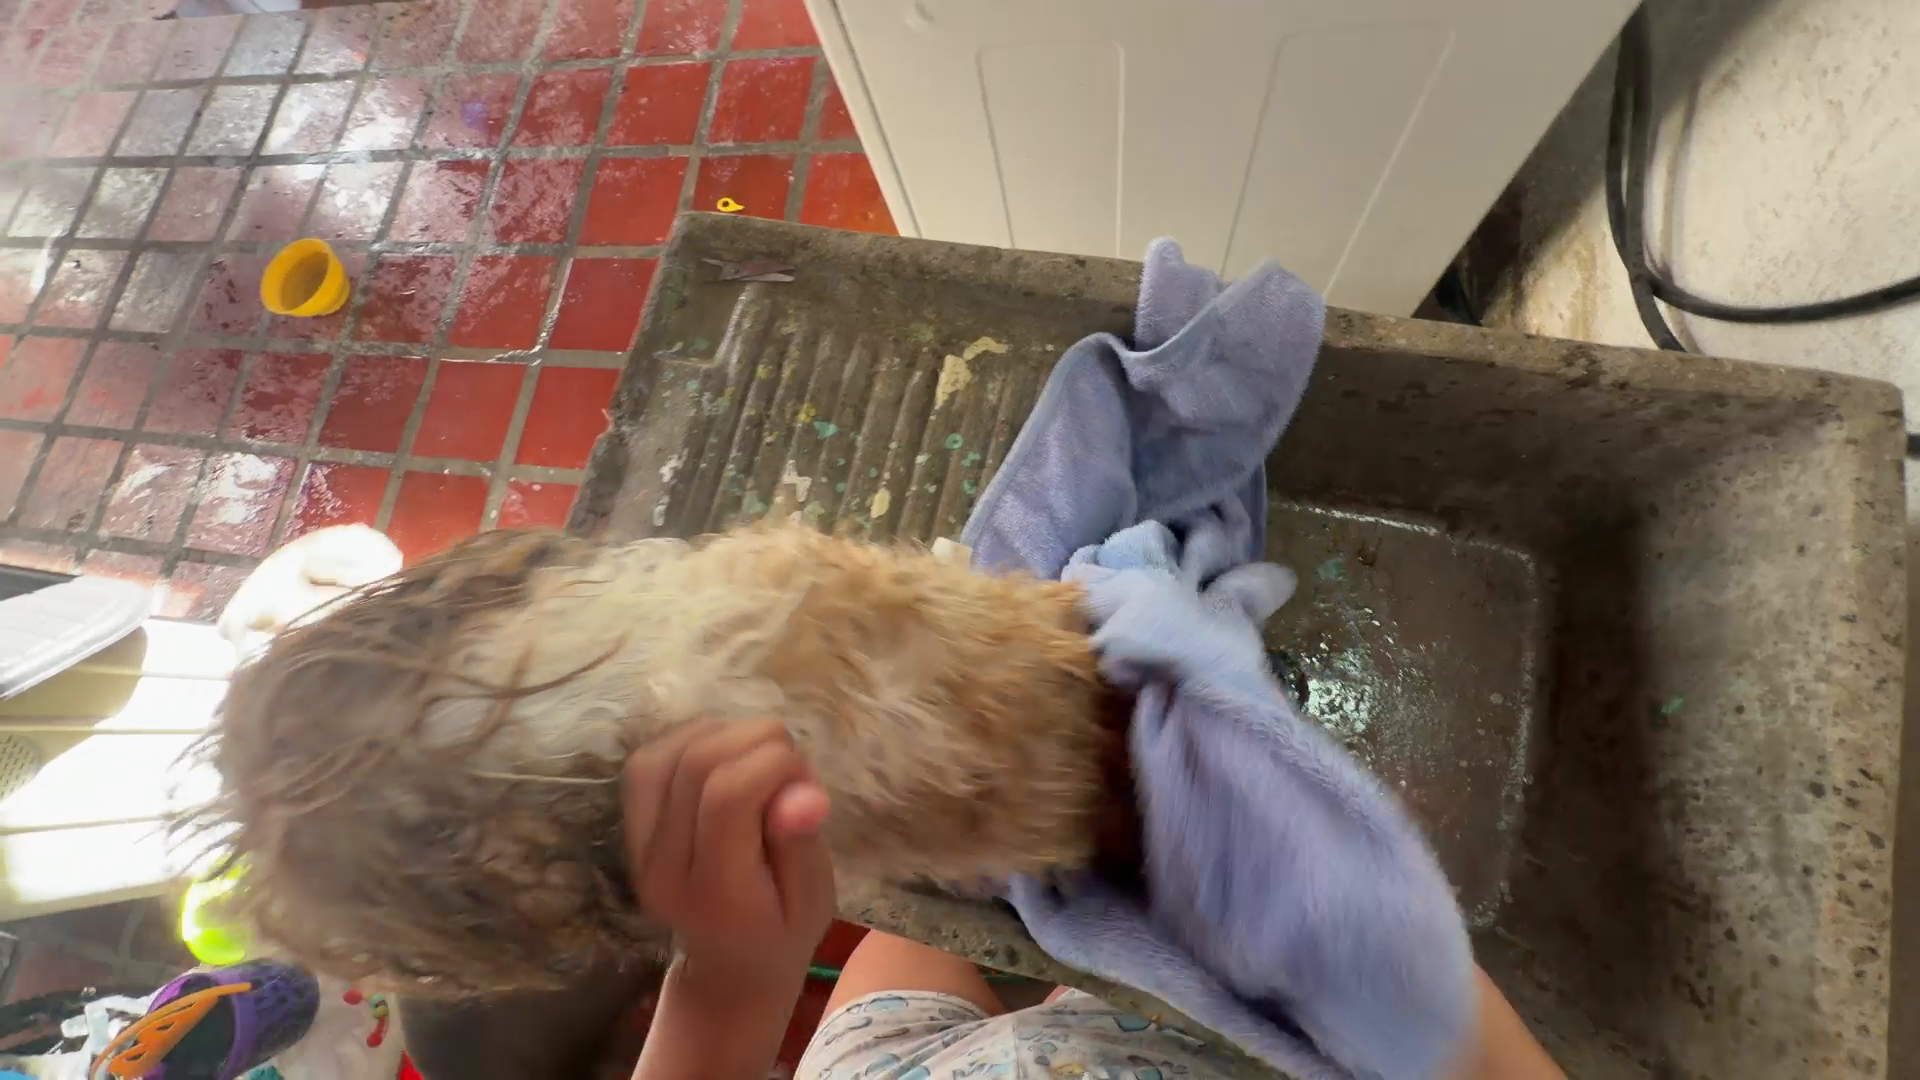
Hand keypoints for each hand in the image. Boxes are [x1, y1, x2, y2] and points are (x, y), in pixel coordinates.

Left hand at [621, 719, 835, 990]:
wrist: (728, 967)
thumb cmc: (783, 932)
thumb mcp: (814, 901)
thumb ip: (802, 846)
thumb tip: (804, 793)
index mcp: (714, 891)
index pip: (727, 795)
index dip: (775, 764)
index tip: (806, 780)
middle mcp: (663, 865)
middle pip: (697, 763)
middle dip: (756, 740)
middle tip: (790, 768)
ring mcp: (639, 845)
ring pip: (668, 753)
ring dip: (725, 734)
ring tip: (761, 758)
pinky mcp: (633, 825)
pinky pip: (651, 760)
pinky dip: (695, 739)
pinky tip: (729, 753)